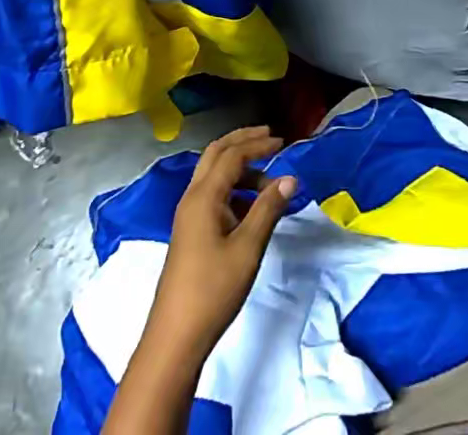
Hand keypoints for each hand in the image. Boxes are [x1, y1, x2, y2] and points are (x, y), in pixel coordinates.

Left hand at [143, 127, 295, 358]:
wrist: (177, 331)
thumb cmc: (215, 287)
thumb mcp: (248, 247)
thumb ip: (268, 209)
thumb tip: (289, 177)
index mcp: (204, 195)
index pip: (231, 155)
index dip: (256, 144)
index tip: (282, 141)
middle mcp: (192, 196)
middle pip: (216, 154)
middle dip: (242, 142)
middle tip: (269, 137)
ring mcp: (189, 213)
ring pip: (214, 175)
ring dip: (240, 169)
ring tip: (270, 185)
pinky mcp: (191, 229)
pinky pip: (213, 194)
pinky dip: (234, 189)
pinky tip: (252, 207)